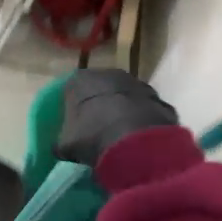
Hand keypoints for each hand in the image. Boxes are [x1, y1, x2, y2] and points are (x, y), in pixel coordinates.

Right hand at [54, 69, 178, 169]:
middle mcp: (109, 73)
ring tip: (120, 136)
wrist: (136, 143)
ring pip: (126, 97)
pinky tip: (140, 139)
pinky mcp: (160, 99)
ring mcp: (139, 84)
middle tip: (96, 128)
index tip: (73, 123)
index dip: (72, 107)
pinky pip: (147, 110)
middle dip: (99, 104)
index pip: (71, 90)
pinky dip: (143, 120)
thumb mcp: (65, 145)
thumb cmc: (92, 137)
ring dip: (123, 110)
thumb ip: (61, 142)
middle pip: (100, 89)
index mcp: (80, 80)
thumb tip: (61, 147)